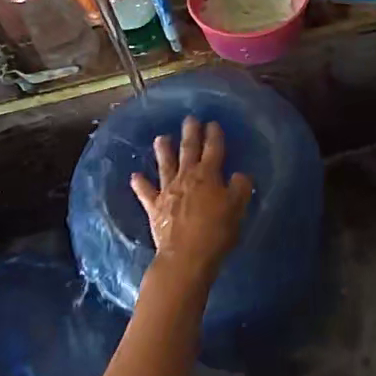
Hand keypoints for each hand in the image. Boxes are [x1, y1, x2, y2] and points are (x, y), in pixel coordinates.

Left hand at [131, 117, 251, 286]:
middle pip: (188, 150)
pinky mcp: (155, 208)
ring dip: (163, 150)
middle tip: (189, 119)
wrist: (186, 257)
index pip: (213, 149)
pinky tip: (134, 175)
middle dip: (190, 133)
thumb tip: (239, 175)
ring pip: (165, 165)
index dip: (214, 135)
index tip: (213, 123)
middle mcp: (186, 177)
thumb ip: (240, 188)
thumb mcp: (237, 209)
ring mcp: (168, 191)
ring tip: (162, 137)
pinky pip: (146, 192)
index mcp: (208, 175)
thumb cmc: (216, 232)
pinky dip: (140, 183)